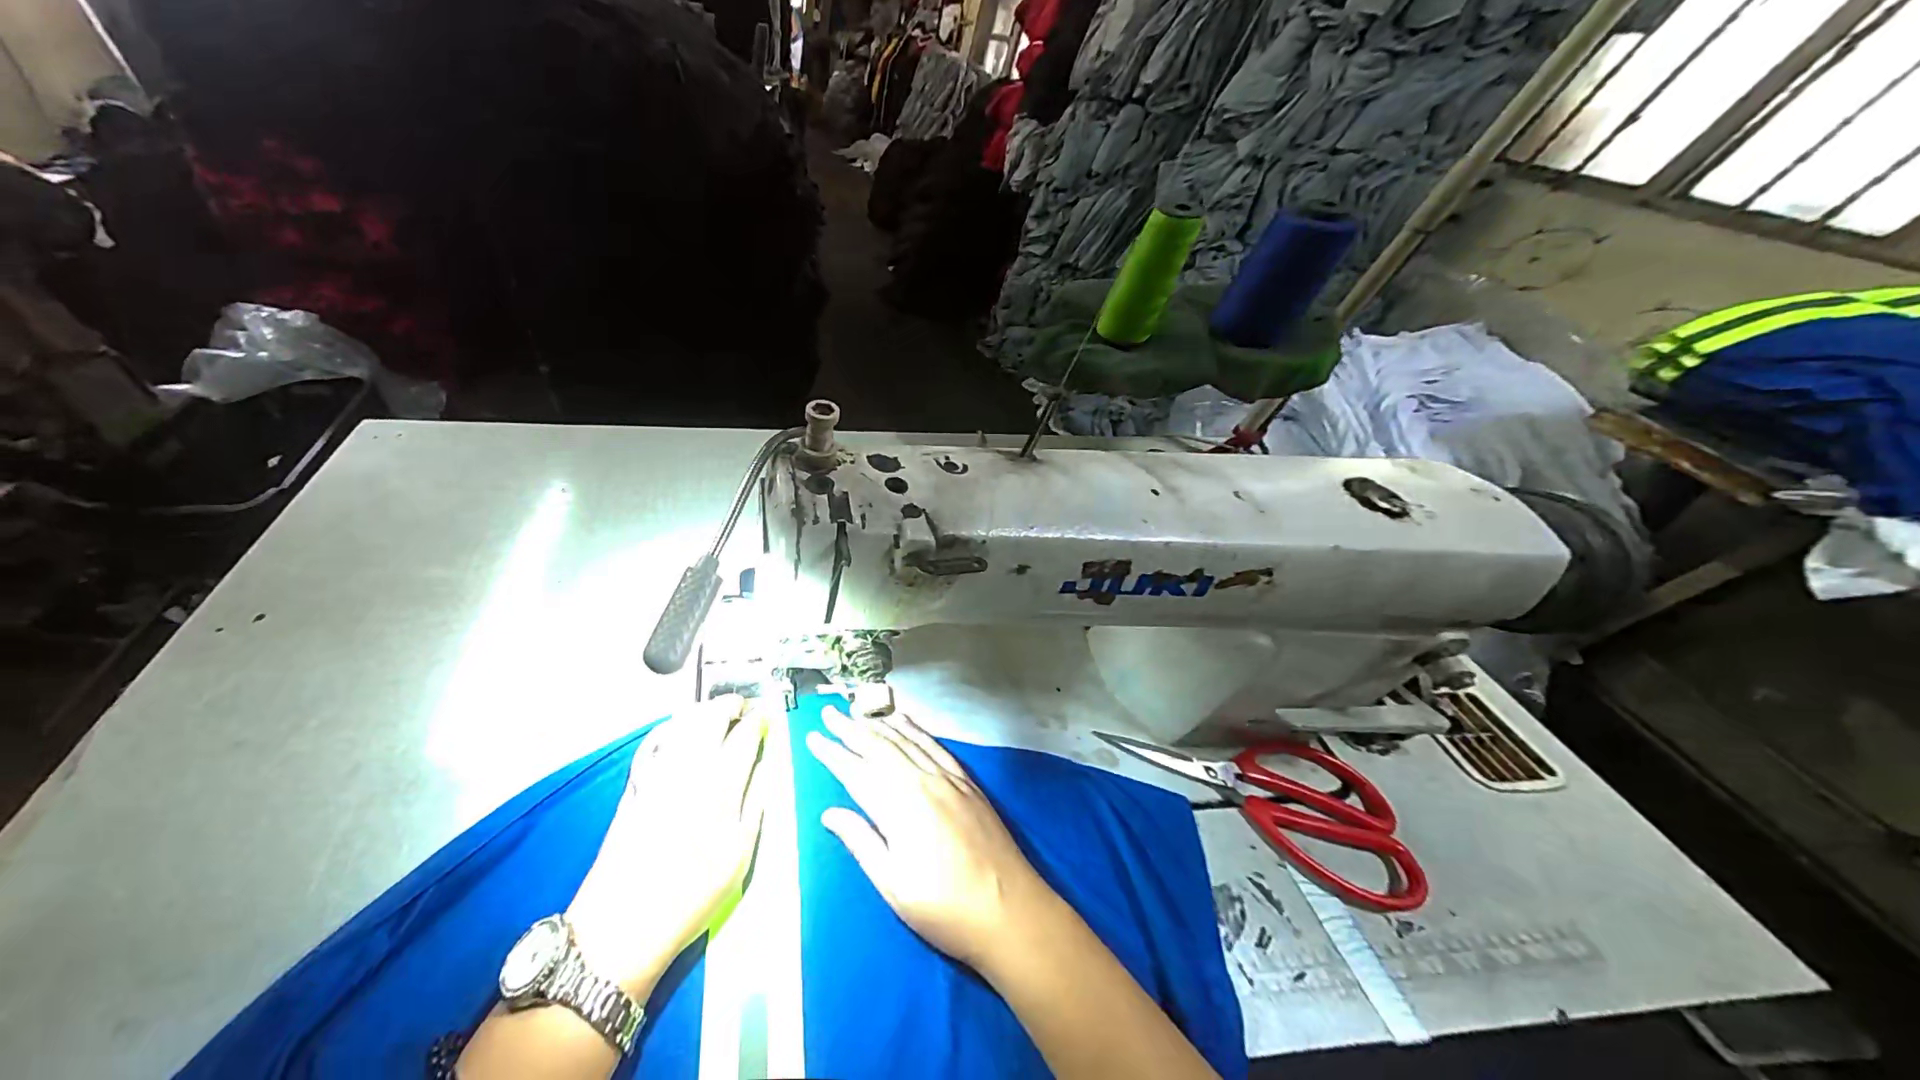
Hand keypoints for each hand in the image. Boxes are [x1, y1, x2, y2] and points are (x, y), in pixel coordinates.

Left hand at [566, 695, 767, 996]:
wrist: (621, 928)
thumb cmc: (689, 899)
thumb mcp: (738, 858)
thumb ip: (756, 805)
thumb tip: (767, 766)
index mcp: (719, 792)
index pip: (743, 739)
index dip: (757, 721)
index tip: (765, 716)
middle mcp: (686, 775)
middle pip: (709, 721)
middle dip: (728, 706)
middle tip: (742, 707)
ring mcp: (656, 778)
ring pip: (681, 726)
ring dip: (702, 711)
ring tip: (716, 712)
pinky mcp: (634, 788)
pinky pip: (655, 744)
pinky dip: (672, 728)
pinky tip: (680, 729)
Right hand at [807, 707, 1059, 969]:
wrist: (1010, 911)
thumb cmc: (945, 908)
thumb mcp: (893, 884)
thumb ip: (862, 842)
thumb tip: (830, 813)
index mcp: (901, 808)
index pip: (858, 772)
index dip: (833, 754)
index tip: (813, 737)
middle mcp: (924, 783)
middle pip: (881, 748)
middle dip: (852, 729)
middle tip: (828, 713)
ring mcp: (950, 780)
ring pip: (908, 742)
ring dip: (880, 725)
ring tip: (858, 712)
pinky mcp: (968, 784)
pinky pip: (936, 746)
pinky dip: (916, 731)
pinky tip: (906, 723)